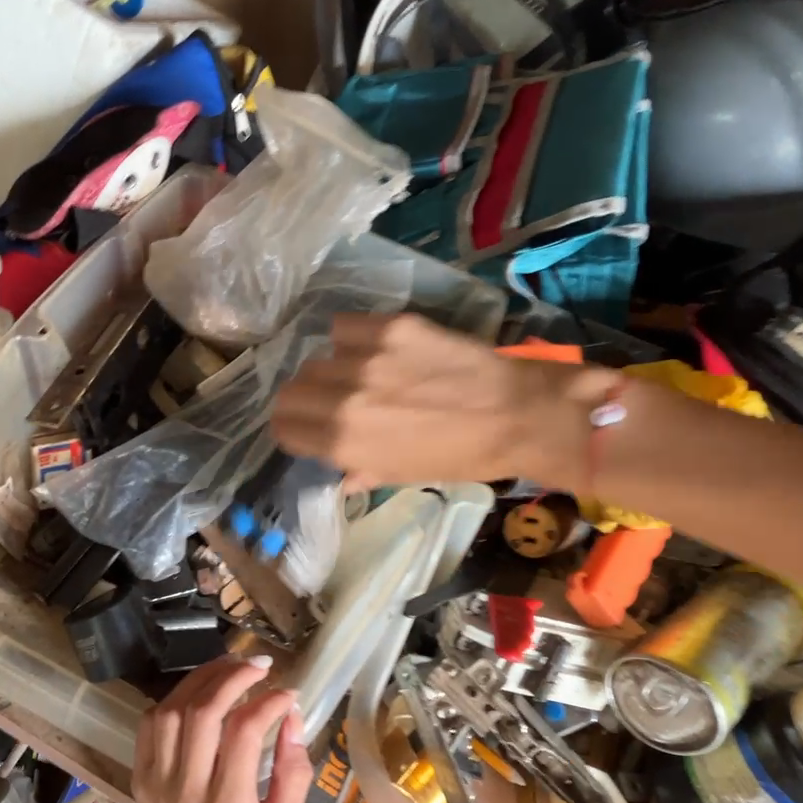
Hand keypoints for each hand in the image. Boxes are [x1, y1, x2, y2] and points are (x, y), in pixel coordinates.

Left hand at [130, 656, 311, 802]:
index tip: (288, 693)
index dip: (267, 704)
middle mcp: (187, 788)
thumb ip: (293, 775)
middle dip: (233, 678)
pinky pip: (150, 722)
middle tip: (259, 665)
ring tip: (230, 666)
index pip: (243, 734)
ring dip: (202, 679)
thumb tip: (293, 719)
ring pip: (172, 710)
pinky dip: (174, 698)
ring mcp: (157, 780)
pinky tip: (198, 692)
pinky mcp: (140, 775)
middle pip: (202, 713)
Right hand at [271, 313, 617, 490]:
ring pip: (315, 359)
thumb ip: (361, 469)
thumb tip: (341, 475)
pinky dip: (349, 338)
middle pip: (290, 391)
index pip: (284, 427)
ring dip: (329, 370)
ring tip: (354, 374)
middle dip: (302, 400)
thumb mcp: (404, 475)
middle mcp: (344, 400)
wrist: (519, 413)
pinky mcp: (390, 327)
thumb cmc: (462, 456)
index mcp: (343, 443)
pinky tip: (369, 347)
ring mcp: (365, 359)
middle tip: (325, 401)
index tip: (306, 427)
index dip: (293, 429)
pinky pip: (343, 326)